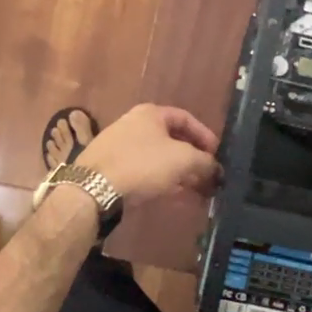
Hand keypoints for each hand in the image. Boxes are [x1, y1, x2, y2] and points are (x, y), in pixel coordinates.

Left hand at [76, 104, 221, 205]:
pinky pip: (145, 172)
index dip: (205, 136)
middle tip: (209, 177)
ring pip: (159, 158)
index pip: (186, 119)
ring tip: (196, 191)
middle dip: (194, 160)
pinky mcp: (112, 169)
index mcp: (151, 113)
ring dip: (180, 173)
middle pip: (172, 140)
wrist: (93, 188)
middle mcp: (134, 124)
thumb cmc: (142, 164)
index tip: (217, 155)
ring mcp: (120, 146)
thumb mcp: (182, 160)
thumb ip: (205, 162)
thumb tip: (217, 169)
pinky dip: (162, 182)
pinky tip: (173, 197)